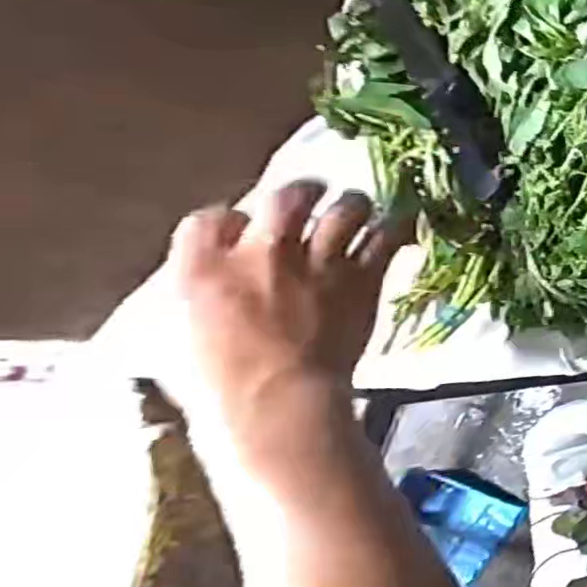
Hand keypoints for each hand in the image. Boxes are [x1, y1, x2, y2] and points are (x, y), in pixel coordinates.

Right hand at [166, 181, 405, 453]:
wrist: (281, 395)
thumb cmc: (221, 380)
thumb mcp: (186, 330)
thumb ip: (206, 293)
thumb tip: (217, 283)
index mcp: (203, 269)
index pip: (211, 218)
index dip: (232, 218)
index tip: (247, 226)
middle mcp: (264, 254)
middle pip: (287, 197)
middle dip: (305, 191)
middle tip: (318, 196)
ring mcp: (320, 262)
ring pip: (346, 209)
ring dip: (356, 205)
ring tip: (361, 210)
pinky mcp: (364, 276)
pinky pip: (388, 237)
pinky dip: (397, 227)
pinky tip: (400, 225)